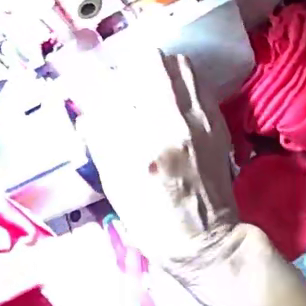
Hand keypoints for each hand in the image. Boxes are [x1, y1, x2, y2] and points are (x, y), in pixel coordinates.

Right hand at [66, 49, 243, 286]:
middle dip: (130, 65)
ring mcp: (200, 121)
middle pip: (149, 62)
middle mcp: (173, 125)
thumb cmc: (151, 221)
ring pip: (177, 64)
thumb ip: (99, 140)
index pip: (112, 90)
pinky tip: (171, 97)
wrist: (206, 242)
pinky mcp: (217, 122)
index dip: (97, 80)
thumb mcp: (113, 185)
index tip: (91, 80)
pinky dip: (179, 80)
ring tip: (149, 83)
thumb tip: (88, 109)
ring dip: (158, 68)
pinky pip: (197, 81)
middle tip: (124, 81)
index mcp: (141, 146)